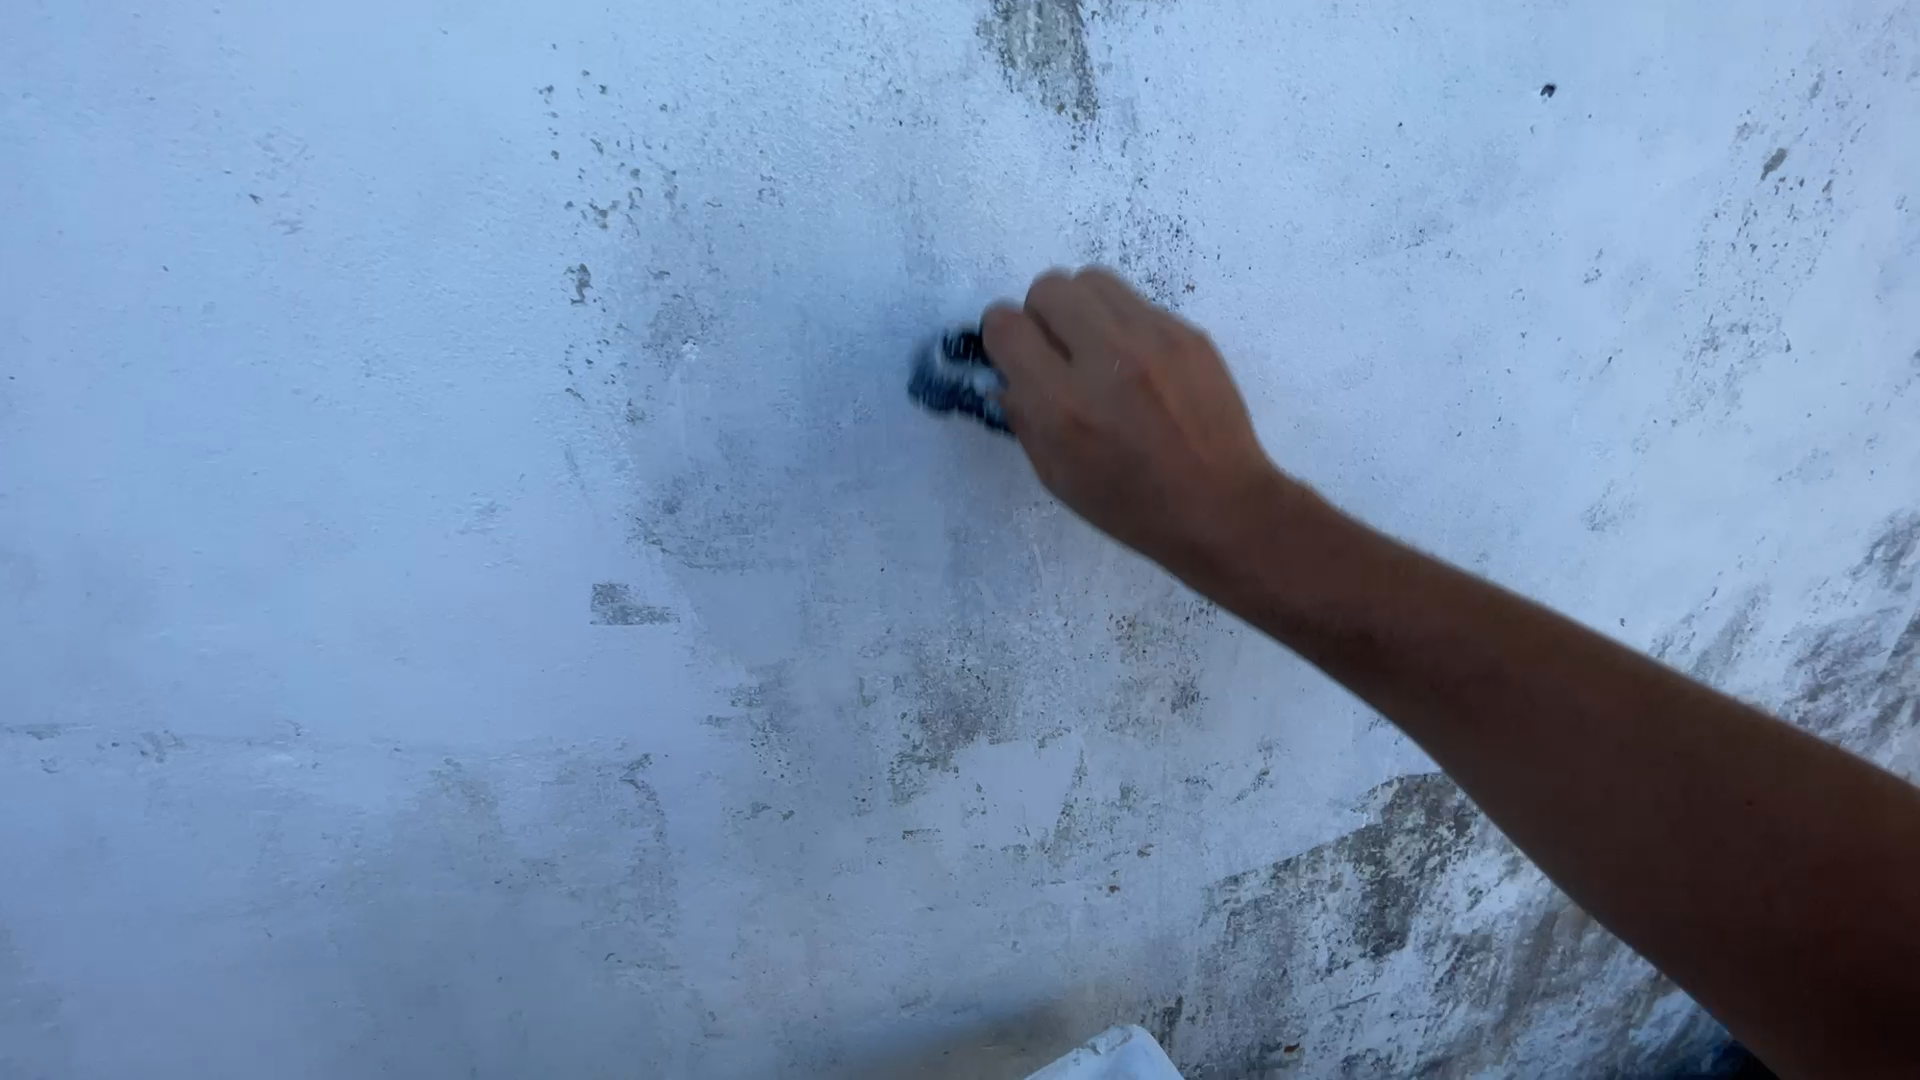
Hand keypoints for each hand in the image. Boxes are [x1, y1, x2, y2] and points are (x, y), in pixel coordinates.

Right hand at [981, 267, 1311, 582]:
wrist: (1219, 506)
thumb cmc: (1129, 506)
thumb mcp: (1056, 476)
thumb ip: (1023, 416)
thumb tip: (1008, 374)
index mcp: (1064, 406)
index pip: (1006, 326)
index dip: (1000, 337)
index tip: (1013, 355)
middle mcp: (1105, 360)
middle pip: (1048, 287)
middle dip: (1040, 315)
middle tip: (1056, 353)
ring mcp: (1153, 339)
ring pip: (1092, 280)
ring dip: (1080, 310)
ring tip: (1094, 351)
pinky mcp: (1188, 333)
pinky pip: (1135, 304)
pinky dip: (1122, 327)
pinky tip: (1138, 367)